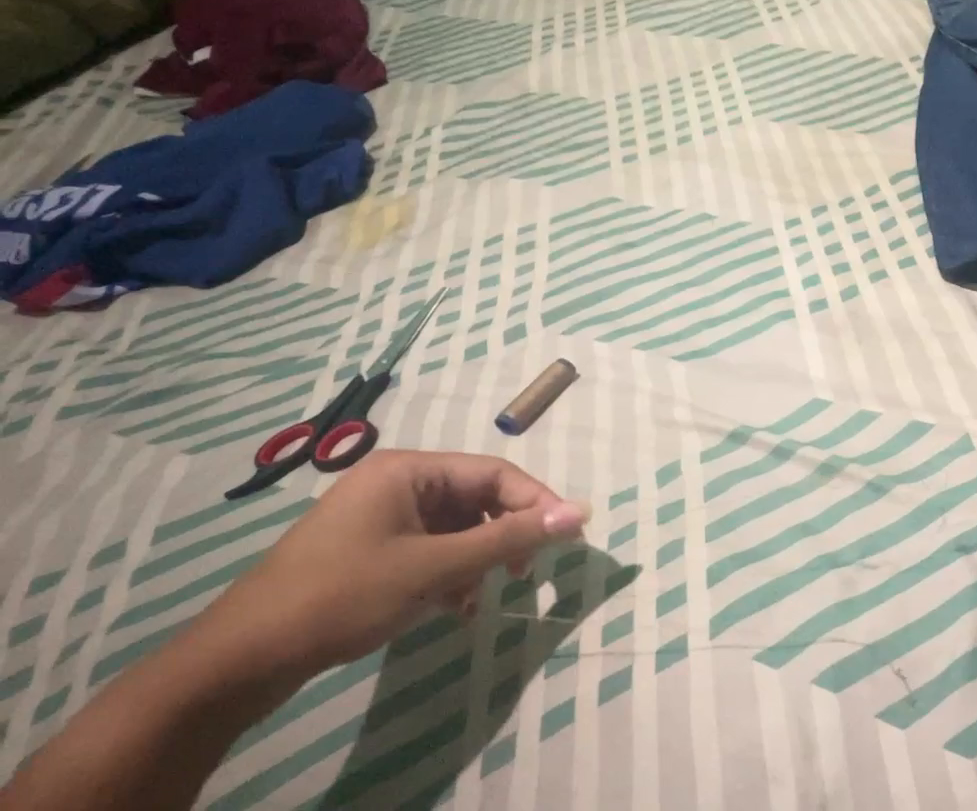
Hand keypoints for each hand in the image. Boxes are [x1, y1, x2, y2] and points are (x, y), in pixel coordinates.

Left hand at [202, 450, 588, 677]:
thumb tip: (581, 513)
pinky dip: (450, 573)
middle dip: (504, 536)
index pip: (494, 473)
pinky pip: (431, 548)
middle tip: (524, 572)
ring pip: (456, 528)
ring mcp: (380, 516)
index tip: (568, 536)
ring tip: (479, 596)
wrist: (241, 659)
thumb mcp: (435, 567)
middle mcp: (397, 483)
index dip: (536, 502)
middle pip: (477, 499)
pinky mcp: (370, 549)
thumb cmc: (342, 597)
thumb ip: (510, 538)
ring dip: (477, 560)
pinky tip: (453, 606)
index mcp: (408, 470)